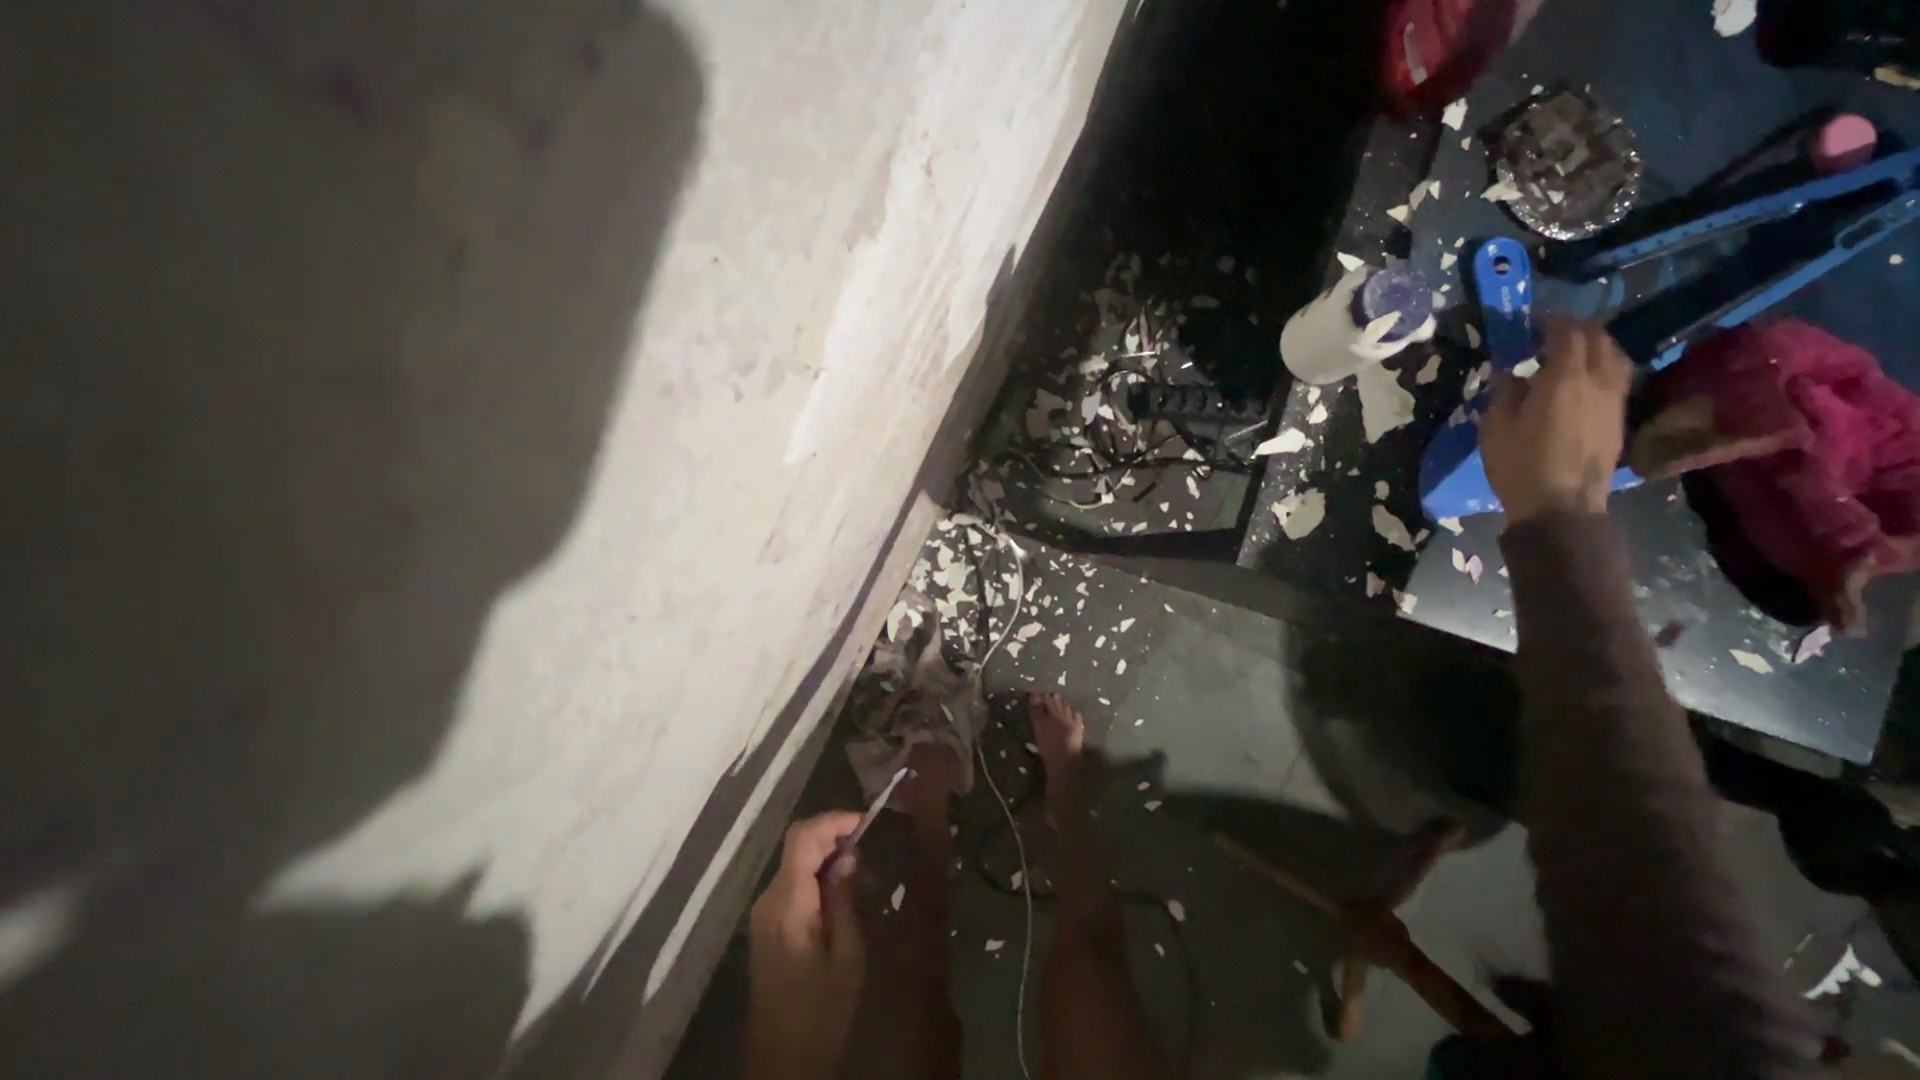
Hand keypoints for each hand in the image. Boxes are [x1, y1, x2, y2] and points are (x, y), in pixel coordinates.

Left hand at [744, 811, 865, 1079]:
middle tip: (871, 849)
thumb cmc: (821, 1013)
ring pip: (794, 863)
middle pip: (797, 846)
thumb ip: (845, 901)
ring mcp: (763, 913)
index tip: (867, 822)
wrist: (782, 1060)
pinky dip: (816, 876)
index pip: (803, 837)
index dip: (834, 820)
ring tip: (864, 872)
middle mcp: (768, 899)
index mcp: (787, 903)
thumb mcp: (847, 958)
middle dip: (833, 836)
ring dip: (826, 856)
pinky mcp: (766, 927)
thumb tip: (847, 857)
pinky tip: (843, 893)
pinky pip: (791, 885)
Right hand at [1479, 318, 1633, 522]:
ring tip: (1572, 352)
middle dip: (1575, 328)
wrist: (1560, 506)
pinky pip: (1617, 376)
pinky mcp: (1619, 416)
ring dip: (1595, 345)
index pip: (1566, 332)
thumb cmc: (1519, 465)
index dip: (1550, 321)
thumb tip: (1509, 374)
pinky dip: (1602, 365)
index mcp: (1565, 377)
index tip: (1531, 321)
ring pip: (1614, 355)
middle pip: (1597, 337)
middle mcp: (1598, 379)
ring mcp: (1615, 398)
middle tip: (1550, 332)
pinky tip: (1585, 378)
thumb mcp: (1495, 427)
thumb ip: (1504, 393)